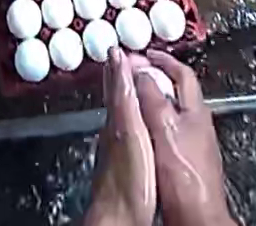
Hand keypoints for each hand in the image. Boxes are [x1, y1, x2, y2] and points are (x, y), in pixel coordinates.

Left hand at [87, 52, 155, 225]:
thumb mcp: (128, 128)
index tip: (132, 47)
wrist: (120, 221)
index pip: (115, 79)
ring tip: (141, 83)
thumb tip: (115, 53)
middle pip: (118, 92)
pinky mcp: (125, 162)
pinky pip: (129, 129)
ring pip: (123, 110)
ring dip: (131, 94)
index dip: (123, 62)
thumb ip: (123, 92)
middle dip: (125, 75)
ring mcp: (117, 145)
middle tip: (136, 59)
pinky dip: (136, 117)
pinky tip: (142, 123)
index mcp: (115, 115)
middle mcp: (113, 127)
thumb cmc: (128, 180)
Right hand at [138, 50, 235, 225]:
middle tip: (133, 73)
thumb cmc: (185, 179)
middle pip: (176, 90)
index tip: (145, 54)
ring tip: (132, 97)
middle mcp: (197, 124)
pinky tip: (140, 129)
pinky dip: (152, 121)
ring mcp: (193, 143)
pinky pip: (167, 129)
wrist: (197, 221)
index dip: (163, 59)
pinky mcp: (185, 161)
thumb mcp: (164, 128)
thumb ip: (152, 98)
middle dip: (154, 78)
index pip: (182, 72)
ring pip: (171, 110)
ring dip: (151, 100)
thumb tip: (141, 71)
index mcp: (196, 111)